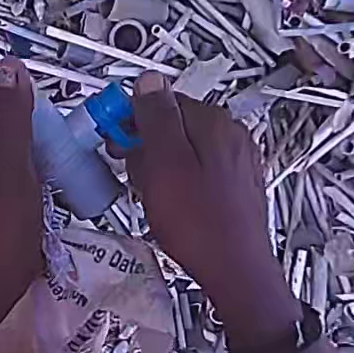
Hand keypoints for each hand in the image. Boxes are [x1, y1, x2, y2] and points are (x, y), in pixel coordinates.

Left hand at [0, 58, 41, 311]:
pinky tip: (62, 176)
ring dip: (45, 144)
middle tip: (63, 126)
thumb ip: (11, 115)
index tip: (42, 92)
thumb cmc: (3, 222)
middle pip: (11, 123)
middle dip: (38, 120)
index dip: (14, 89)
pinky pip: (30, 171)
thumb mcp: (12, 160)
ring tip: (68, 148)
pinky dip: (46, 168)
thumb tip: (9, 68)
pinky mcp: (9, 198)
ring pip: (23, 147)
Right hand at [125, 73, 301, 352]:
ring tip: (150, 191)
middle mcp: (232, 134)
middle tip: (131, 170)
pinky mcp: (237, 184)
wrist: (235, 271)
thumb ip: (156, 118)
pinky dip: (180, 180)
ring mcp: (238, 160)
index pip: (163, 100)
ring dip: (161, 163)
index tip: (114, 139)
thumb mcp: (165, 165)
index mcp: (214, 122)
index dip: (132, 119)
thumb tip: (149, 81)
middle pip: (176, 124)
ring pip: (186, 148)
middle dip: (147, 144)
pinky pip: (200, 170)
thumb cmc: (198, 224)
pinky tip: (171, 202)